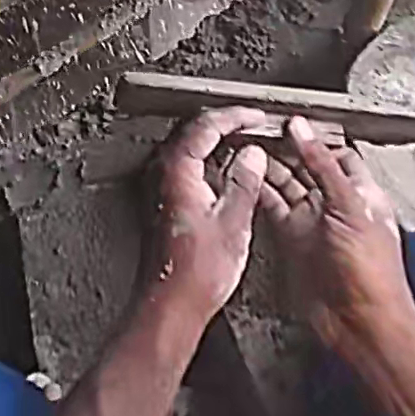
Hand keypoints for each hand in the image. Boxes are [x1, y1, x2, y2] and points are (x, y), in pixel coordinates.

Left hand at [140, 107, 272, 323]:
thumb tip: (252, 153)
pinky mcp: (161, 196)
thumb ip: (244, 182)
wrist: (170, 300)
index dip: (234, 117)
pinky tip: (227, 169)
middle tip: (253, 125)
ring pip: (188, 146)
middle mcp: (161, 169)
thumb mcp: (233, 222)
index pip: (205, 125)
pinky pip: (184, 163)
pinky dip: (207, 159)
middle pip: (193, 130)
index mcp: (177, 168)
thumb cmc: (198, 270)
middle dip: (225, 124)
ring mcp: (158, 182)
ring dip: (216, 141)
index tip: (256, 115)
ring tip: (246, 143)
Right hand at [261, 116, 414, 351]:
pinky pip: (269, 203)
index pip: (336, 152)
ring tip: (243, 144)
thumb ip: (322, 164)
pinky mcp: (290, 235)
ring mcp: (310, 219)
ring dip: (266, 164)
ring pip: (284, 181)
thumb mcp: (348, 207)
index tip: (286, 120)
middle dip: (283, 145)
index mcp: (359, 193)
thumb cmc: (372, 275)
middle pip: (305, 163)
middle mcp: (334, 203)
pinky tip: (243, 174)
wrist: (360, 325)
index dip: (312, 136)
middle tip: (255, 127)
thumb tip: (301, 129)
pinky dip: (256, 188)